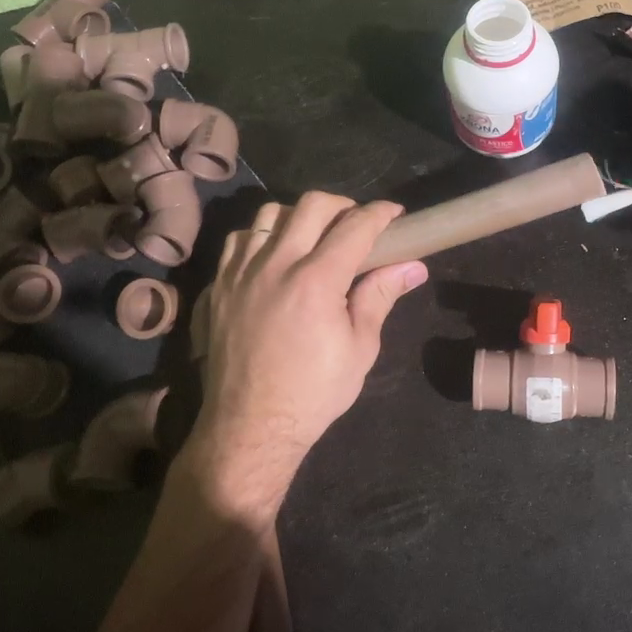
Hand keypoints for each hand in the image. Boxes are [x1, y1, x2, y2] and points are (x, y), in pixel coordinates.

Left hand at [188, 192, 426, 512]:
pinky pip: (239, 242)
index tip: (395, 214)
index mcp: (316, 280)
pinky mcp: (217, 287)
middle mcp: (275, 264)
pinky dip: (262, 237)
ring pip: (269, 215)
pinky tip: (273, 258)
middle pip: (311, 206)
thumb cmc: (313, 392)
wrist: (250, 426)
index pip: (355, 226)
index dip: (380, 214)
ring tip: (313, 237)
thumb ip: (380, 297)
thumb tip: (413, 266)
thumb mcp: (360, 348)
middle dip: (342, 206)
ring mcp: (240, 273)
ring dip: (298, 217)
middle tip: (357, 224)